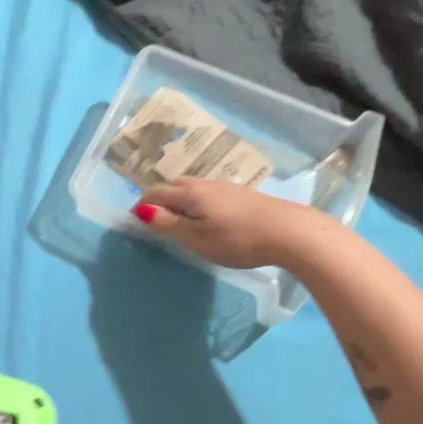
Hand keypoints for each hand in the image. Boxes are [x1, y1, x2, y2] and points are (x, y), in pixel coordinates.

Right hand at [132, 178, 332, 269]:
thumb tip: (142, 211)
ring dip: (180, 199)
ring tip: (179, 218)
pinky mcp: (243, 195)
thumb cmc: (237, 240)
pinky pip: (210, 193)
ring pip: (194, 188)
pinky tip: (207, 216)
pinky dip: (198, 201)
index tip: (133, 220)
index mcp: (190, 193)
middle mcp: (206, 184)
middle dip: (160, 198)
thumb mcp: (196, 238)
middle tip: (155, 219)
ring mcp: (227, 187)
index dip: (141, 205)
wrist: (290, 232)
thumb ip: (168, 224)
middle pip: (174, 185)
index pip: (156, 193)